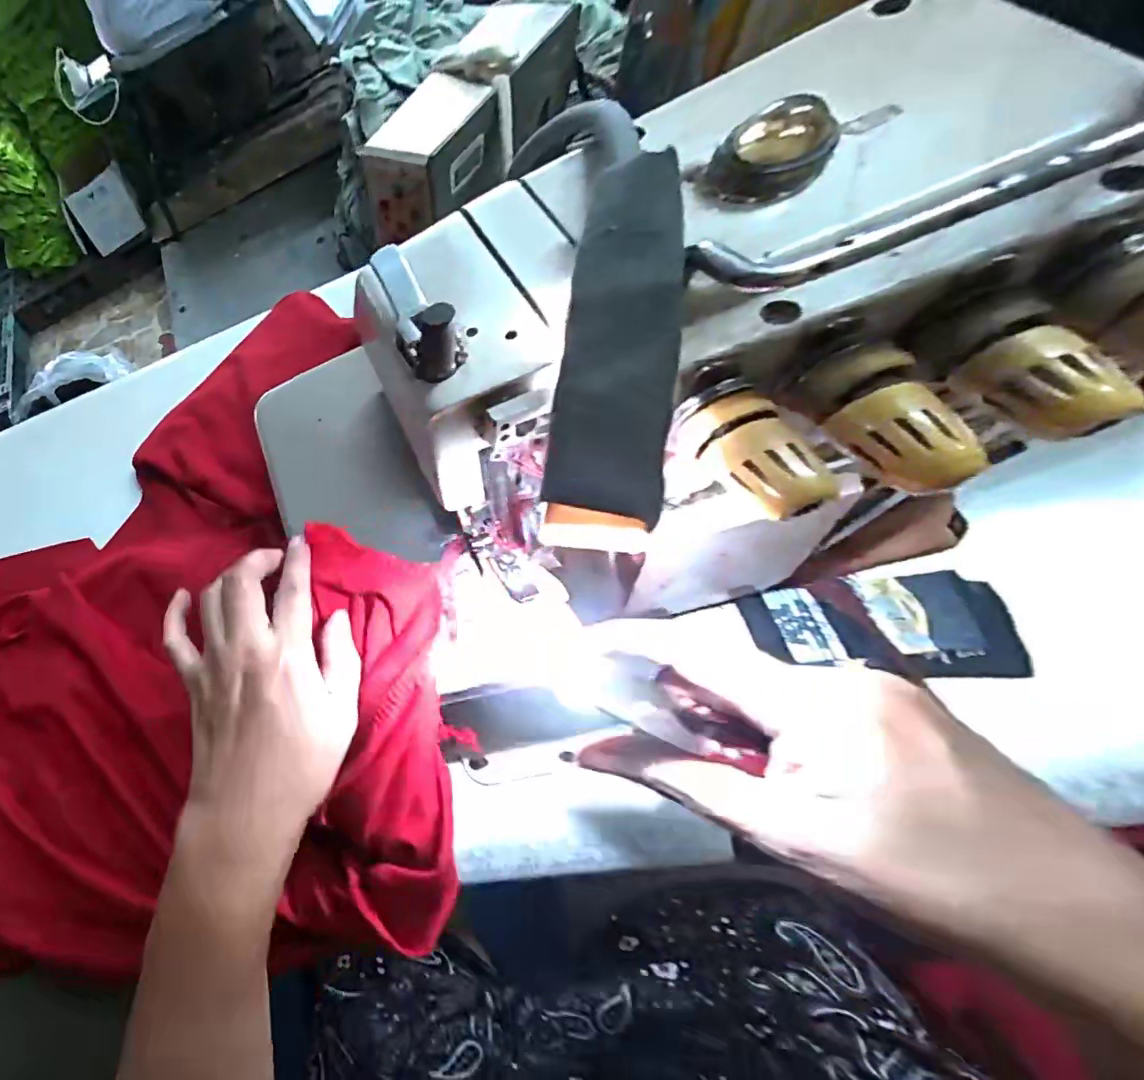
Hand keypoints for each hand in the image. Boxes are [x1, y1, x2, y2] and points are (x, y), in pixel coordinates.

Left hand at [162, 537, 361, 853]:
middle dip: (257, 558)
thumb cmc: (302, 766)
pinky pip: (174, 637)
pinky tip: (183, 598)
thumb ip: (341, 659)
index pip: (293, 591)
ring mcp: (211, 662)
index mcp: (287, 655)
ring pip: (210, 599)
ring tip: (245, 578)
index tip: (300, 543)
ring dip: (227, 578)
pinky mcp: (190, 680)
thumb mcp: (341, 715)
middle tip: (274, 560)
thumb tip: (334, 618)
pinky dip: (176, 612)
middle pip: (241, 581)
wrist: (246, 807)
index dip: (298, 560)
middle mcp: (245, 647)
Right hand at [577, 638, 1143, 958]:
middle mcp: (846, 676)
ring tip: (733, 775)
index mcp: (819, 698)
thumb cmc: (927, 881)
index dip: (630, 641)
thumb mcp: (785, 833)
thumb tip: (591, 753)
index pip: (697, 651)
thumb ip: (681, 779)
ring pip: (762, 689)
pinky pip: (802, 703)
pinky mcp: (901, 711)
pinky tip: (780, 772)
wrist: (1094, 928)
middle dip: (680, 703)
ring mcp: (880, 690)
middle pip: (727, 671)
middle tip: (654, 746)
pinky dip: (765, 729)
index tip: (579, 643)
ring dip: (724, 722)